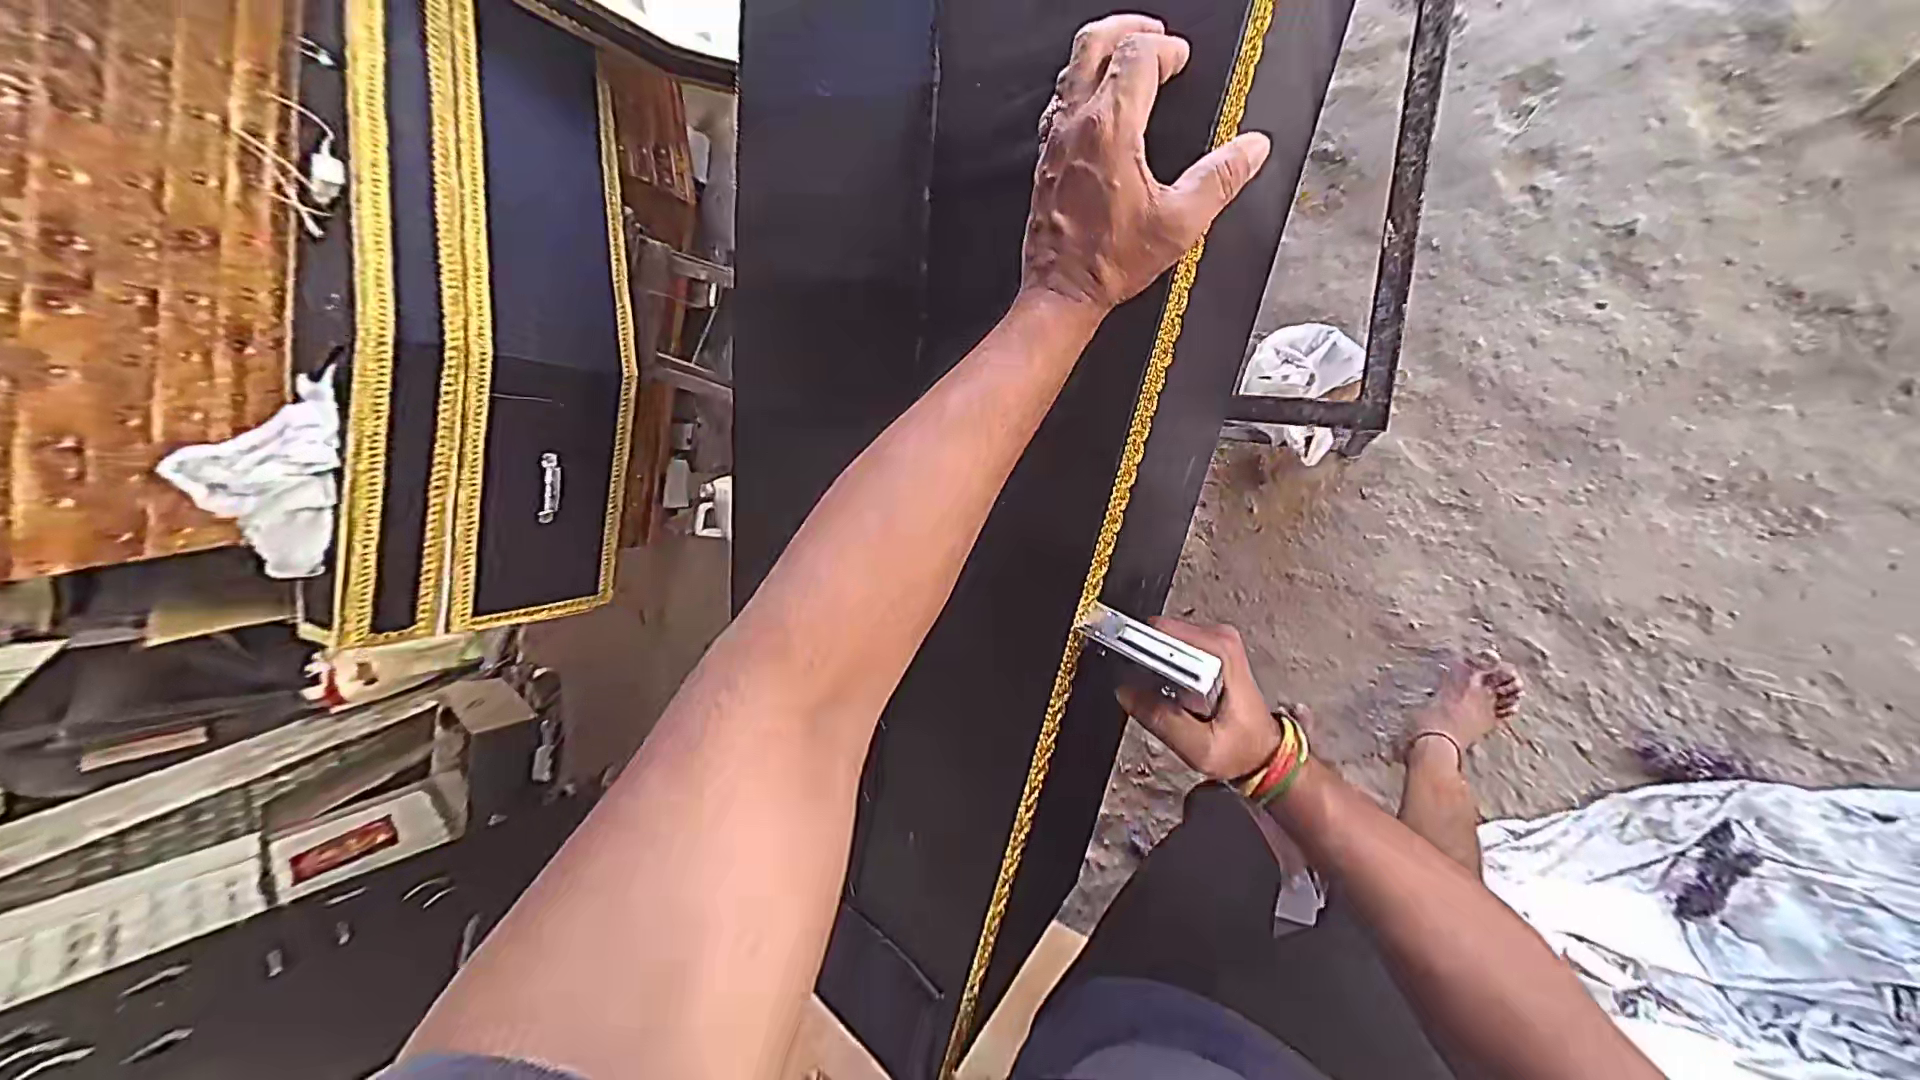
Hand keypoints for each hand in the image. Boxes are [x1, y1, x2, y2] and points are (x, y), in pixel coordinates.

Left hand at [1021, 16, 1273, 312]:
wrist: (1061, 293)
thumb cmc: (1107, 264)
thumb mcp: (1179, 223)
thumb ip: (1220, 179)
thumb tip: (1251, 150)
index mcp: (1111, 130)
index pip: (1137, 54)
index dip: (1166, 47)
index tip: (1179, 60)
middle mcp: (1075, 129)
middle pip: (1093, 44)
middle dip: (1126, 29)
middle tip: (1151, 36)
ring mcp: (1053, 147)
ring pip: (1069, 74)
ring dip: (1099, 58)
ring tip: (1124, 65)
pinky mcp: (1042, 167)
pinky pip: (1056, 111)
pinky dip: (1077, 95)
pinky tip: (1092, 113)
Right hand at [1115, 618, 1283, 780]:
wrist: (1262, 753)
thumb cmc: (1240, 748)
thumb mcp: (1199, 747)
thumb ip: (1161, 720)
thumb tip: (1127, 692)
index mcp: (1224, 659)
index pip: (1170, 636)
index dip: (1144, 651)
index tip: (1129, 667)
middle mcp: (1222, 641)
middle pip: (1162, 634)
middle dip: (1148, 661)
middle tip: (1155, 693)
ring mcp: (1217, 640)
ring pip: (1163, 637)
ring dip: (1154, 663)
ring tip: (1167, 693)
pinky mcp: (1210, 644)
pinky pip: (1171, 642)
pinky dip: (1163, 663)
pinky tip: (1172, 687)